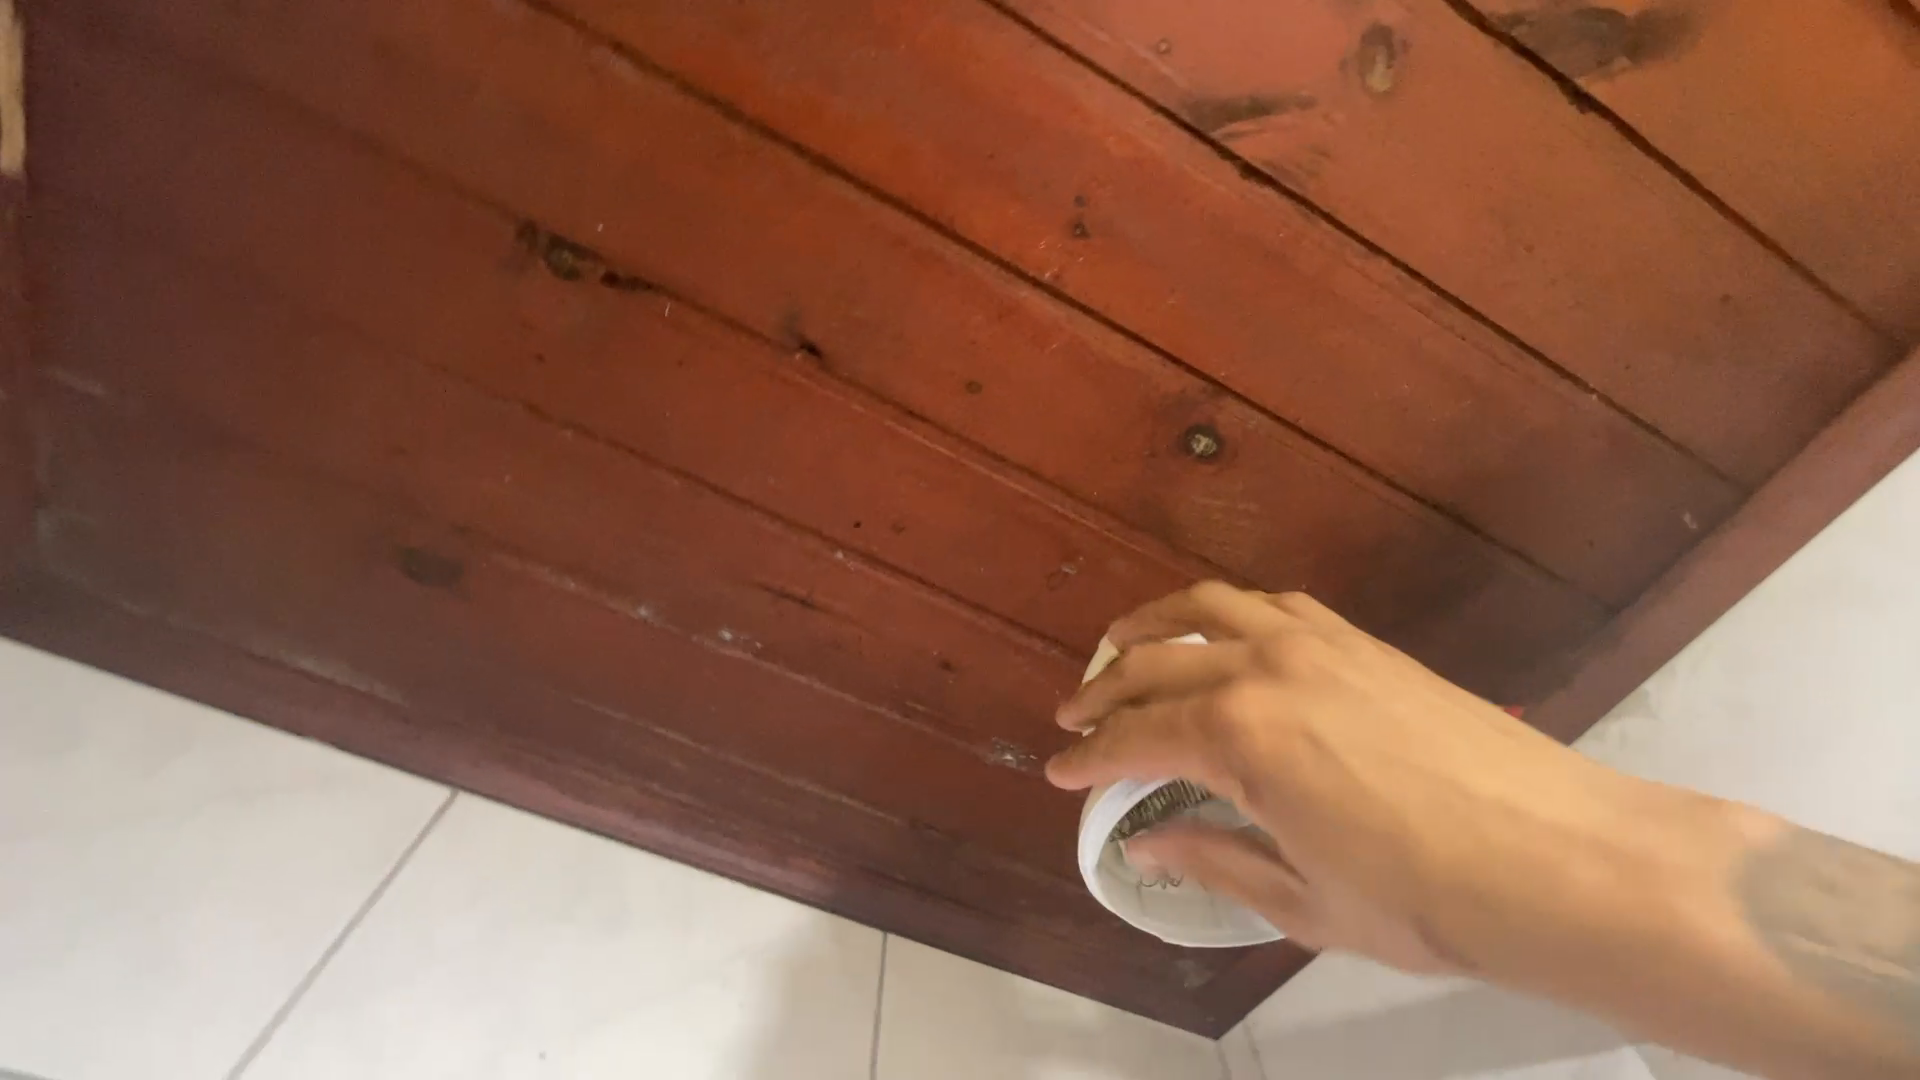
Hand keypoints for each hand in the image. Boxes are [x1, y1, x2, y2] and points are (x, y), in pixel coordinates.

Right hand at [1047, 582, 1683, 975]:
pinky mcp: (1357, 639)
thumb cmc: (1428, 900)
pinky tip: (1217, 633)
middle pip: (1154, 665)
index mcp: (1239, 736)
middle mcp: (1262, 669)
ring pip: (1204, 608)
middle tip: (1073, 717)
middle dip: (1103, 692)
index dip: (1089, 758)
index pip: (1135, 738)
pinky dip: (1222, 612)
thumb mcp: (1302, 902)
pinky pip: (1267, 604)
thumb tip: (1143, 844)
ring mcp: (1312, 643)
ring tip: (1121, 645)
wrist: (1573, 863)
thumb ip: (1211, 860)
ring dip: (1151, 625)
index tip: (1058, 771)